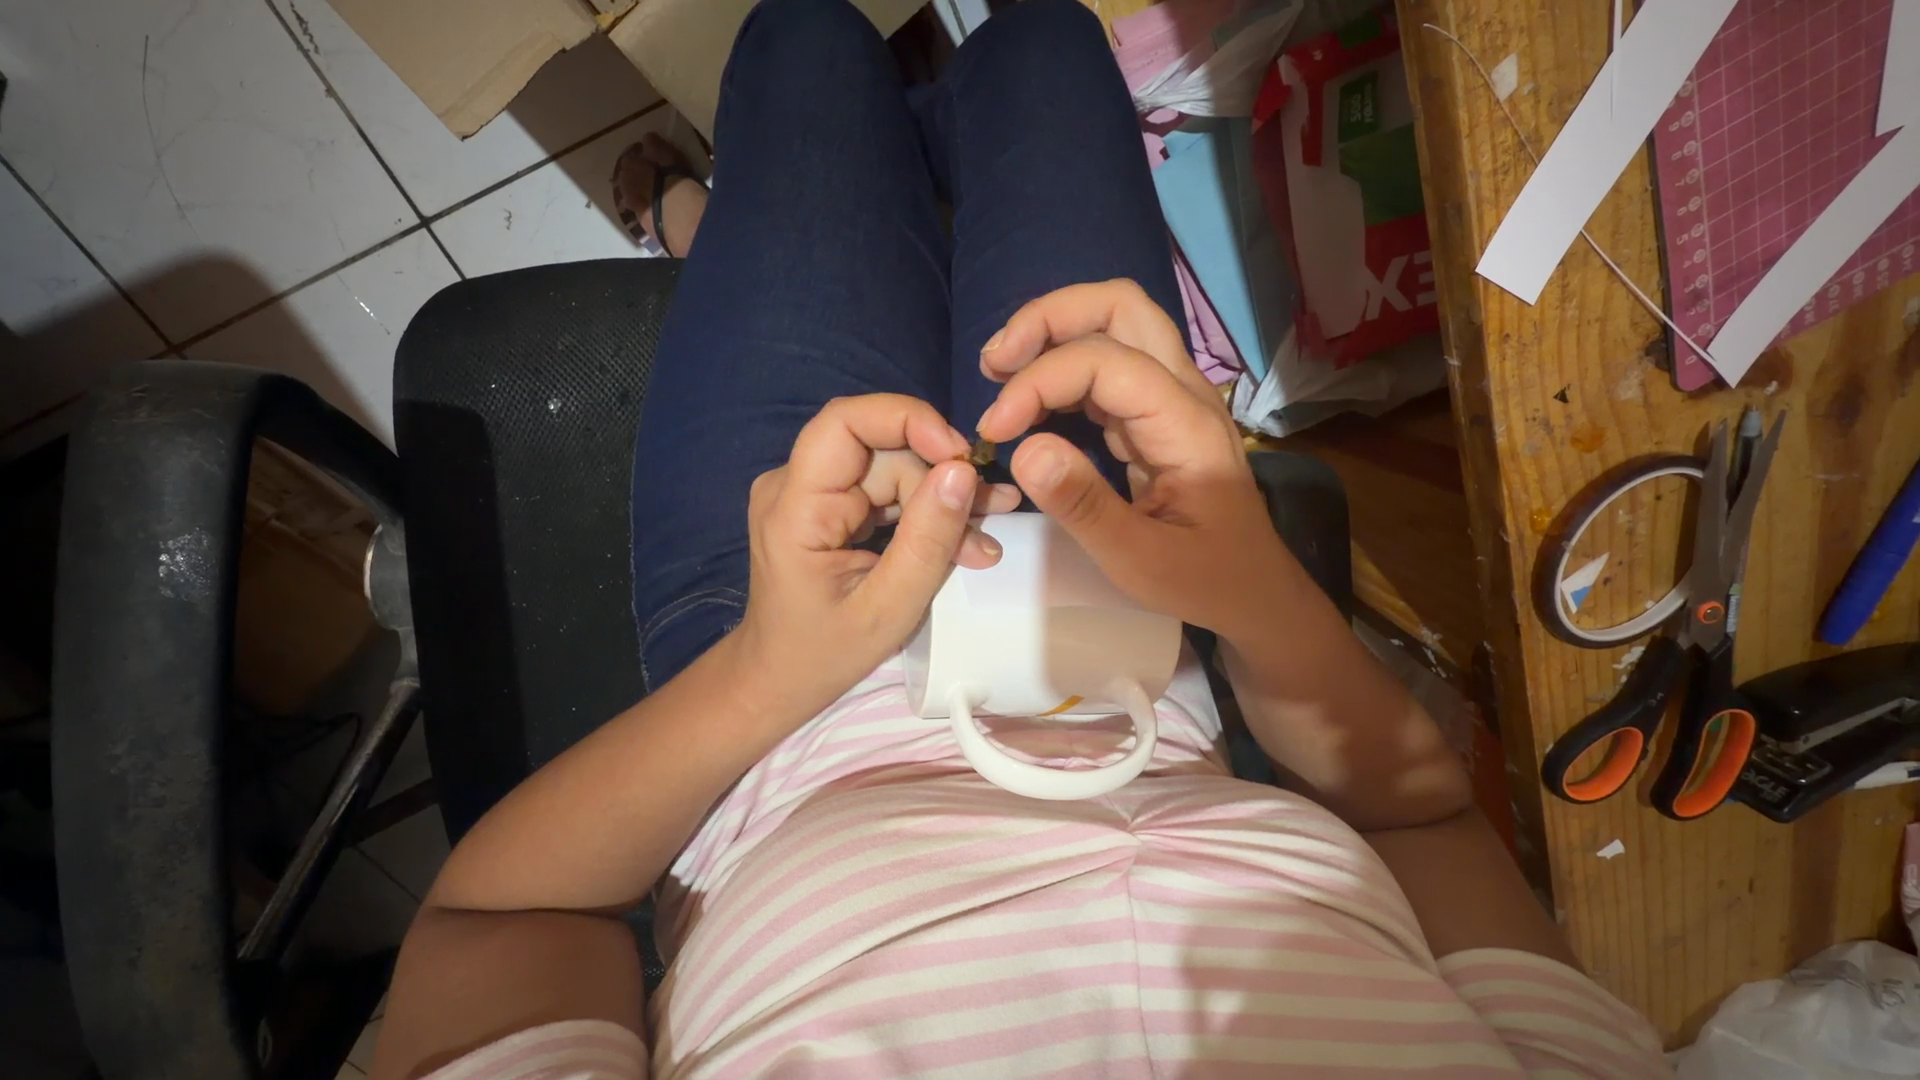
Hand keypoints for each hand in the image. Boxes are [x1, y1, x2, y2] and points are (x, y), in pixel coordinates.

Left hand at [732, 394, 1020, 716]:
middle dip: (940, 478)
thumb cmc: (826, 653)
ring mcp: (810, 494)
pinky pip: (883, 491)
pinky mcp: (827, 506)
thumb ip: (928, 539)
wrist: (779, 678)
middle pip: (881, 451)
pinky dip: (923, 512)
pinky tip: (963, 536)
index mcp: (795, 508)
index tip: (960, 455)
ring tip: (983, 539)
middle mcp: (795, 485)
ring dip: (941, 501)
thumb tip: (963, 471)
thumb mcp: (890, 607)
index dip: (907, 419)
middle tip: (992, 516)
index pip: (844, 422)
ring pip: (891, 470)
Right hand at [975, 280, 1293, 638]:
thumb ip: (1083, 505)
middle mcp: (1183, 392)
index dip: (1040, 381)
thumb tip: (1023, 449)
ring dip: (1053, 333)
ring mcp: (1171, 398)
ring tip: (998, 370)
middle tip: (995, 362)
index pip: (1106, 361)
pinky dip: (1061, 366)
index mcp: (1185, 424)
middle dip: (1050, 319)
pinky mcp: (1154, 414)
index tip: (995, 429)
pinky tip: (1028, 398)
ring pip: (1115, 324)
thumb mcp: (1139, 559)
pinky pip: (1107, 364)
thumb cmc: (1204, 579)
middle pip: (1121, 307)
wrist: (1253, 592)